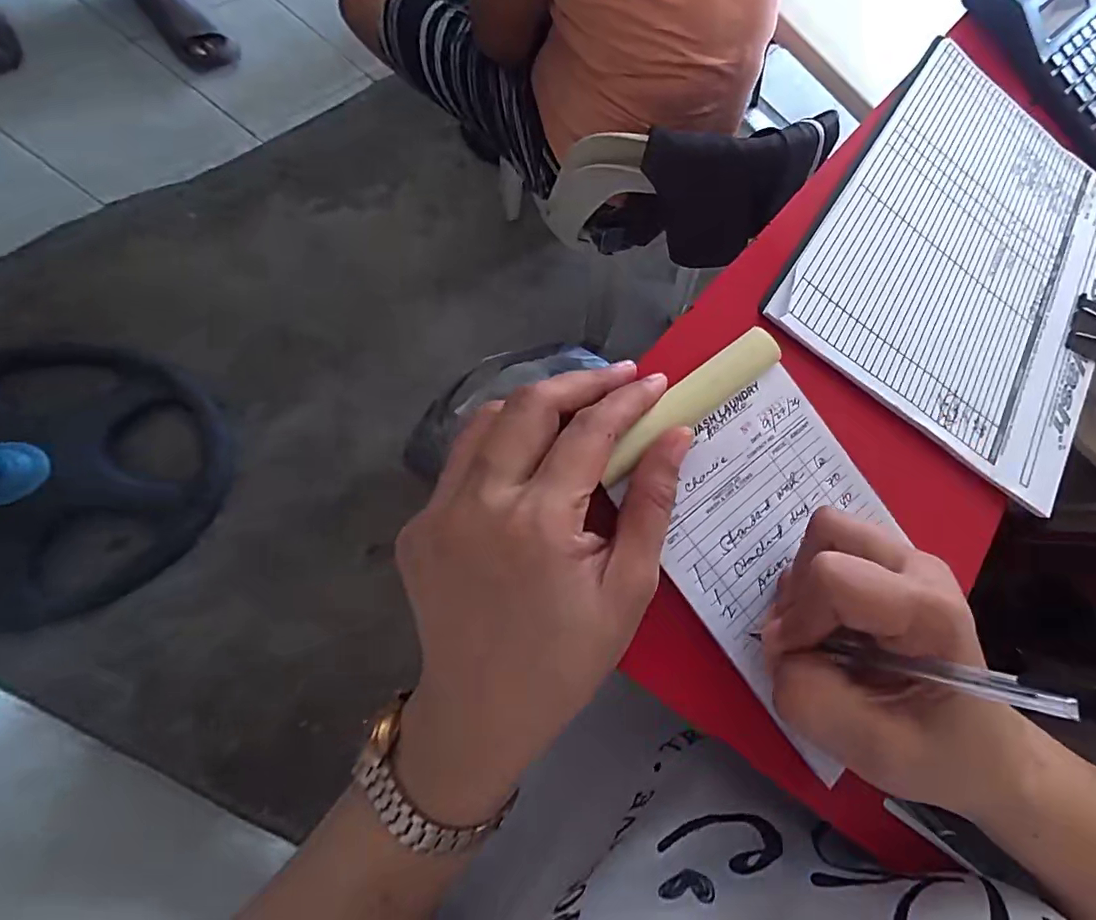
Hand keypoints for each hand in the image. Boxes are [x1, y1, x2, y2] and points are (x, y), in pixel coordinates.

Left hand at [391, 364, 691, 822]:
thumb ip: (652, 503)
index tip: (658, 382)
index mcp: (537, 522)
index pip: (588, 432)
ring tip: (583, 403)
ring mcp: (437, 512)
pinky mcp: (419, 525)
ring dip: (539, 401)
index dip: (627, 400)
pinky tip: (536, 451)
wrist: (478, 717)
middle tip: (623, 378)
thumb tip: (676, 436)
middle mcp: (479, 503)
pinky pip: (464, 457)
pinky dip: (505, 435)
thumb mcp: (629, 588)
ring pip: (487, 420)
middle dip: (581, 381)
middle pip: (529, 406)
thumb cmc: (567, 658)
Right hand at [762, 509, 1033, 817]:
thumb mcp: (876, 753)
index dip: (797, 619)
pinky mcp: (895, 565)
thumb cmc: (943, 753)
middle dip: (800, 588)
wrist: (986, 749)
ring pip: (829, 533)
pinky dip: (818, 586)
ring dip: (807, 584)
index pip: (833, 575)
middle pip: (828, 530)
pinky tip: (835, 631)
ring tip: (821, 639)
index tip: (794, 663)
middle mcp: (918, 566)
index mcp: (928, 609)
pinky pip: (837, 550)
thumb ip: (813, 701)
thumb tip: (776, 648)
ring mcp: (909, 560)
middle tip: (807, 644)